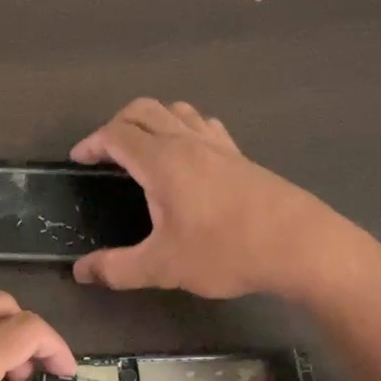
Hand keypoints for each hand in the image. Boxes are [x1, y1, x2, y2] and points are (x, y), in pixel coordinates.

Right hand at [70, 98, 374, 300]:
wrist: (301, 246)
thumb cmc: (226, 252)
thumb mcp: (162, 267)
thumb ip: (116, 268)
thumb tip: (80, 271)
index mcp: (162, 161)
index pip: (116, 134)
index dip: (92, 143)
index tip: (78, 159)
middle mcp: (188, 142)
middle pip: (144, 110)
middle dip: (117, 124)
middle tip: (105, 152)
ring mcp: (219, 146)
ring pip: (177, 110)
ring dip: (152, 120)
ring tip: (142, 148)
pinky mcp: (242, 157)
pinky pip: (204, 125)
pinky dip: (184, 127)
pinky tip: (188, 154)